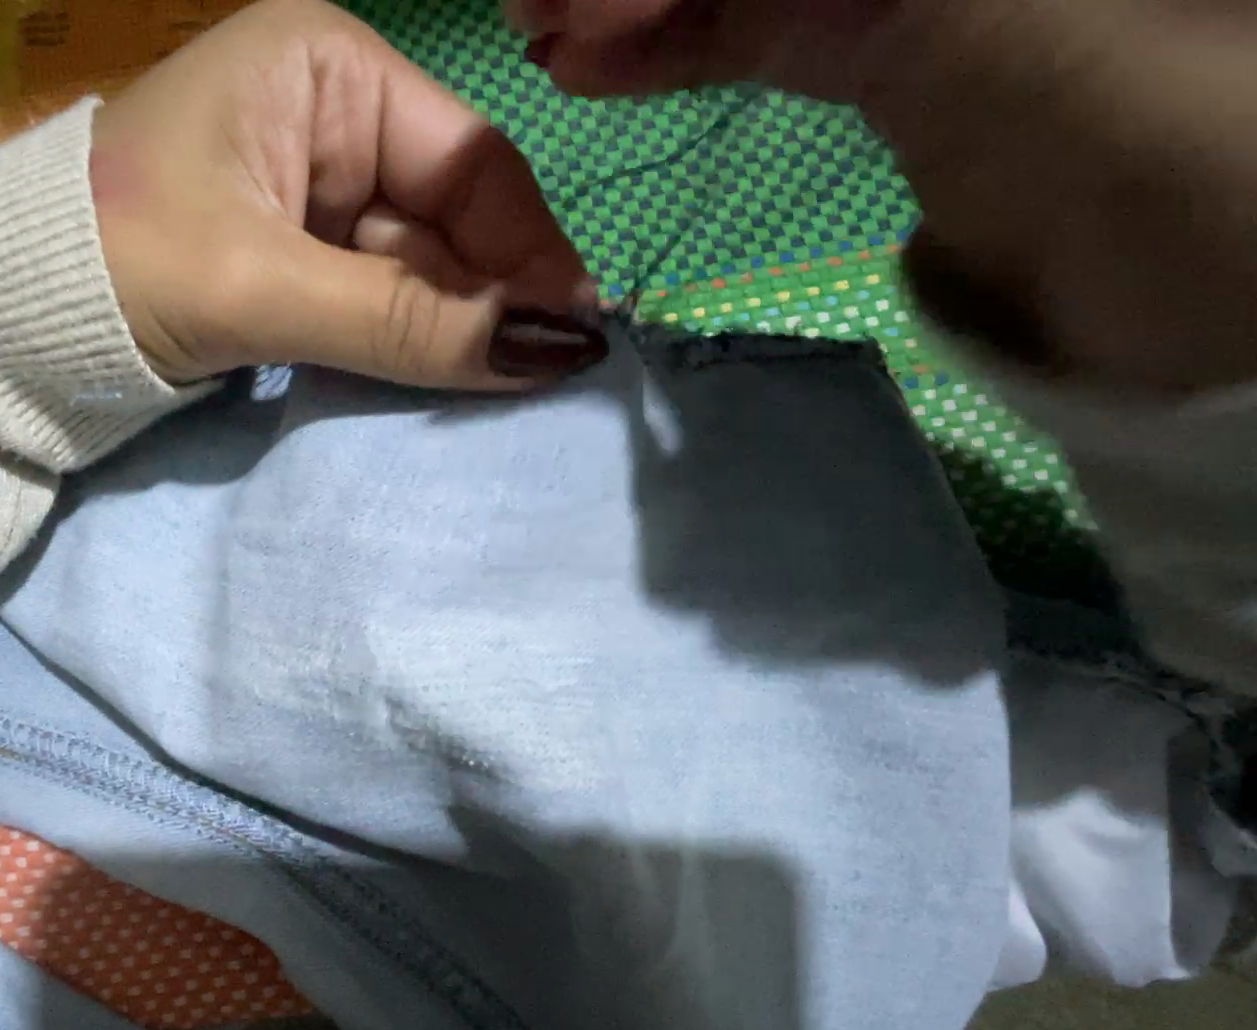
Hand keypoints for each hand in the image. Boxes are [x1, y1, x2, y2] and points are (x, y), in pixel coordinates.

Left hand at [89, 0, 605, 390]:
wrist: (4, 320)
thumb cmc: (114, 265)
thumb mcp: (261, 286)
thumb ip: (402, 320)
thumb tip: (547, 349)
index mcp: (326, 71)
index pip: (468, 159)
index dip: (528, 249)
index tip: (574, 333)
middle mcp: (331, 120)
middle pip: (449, 217)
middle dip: (492, 297)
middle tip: (546, 378)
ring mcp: (315, 194)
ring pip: (417, 268)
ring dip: (453, 330)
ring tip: (507, 390)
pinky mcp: (296, 258)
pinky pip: (376, 301)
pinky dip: (407, 344)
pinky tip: (446, 381)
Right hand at [512, 0, 1256, 395]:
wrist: (1221, 305)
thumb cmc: (1186, 177)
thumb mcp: (1013, 50)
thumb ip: (824, 2)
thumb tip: (639, 1)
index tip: (582, 6)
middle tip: (533, 11)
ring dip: (639, 4)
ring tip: (540, 35)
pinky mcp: (892, 44)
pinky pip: (761, 25)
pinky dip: (675, 45)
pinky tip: (591, 66)